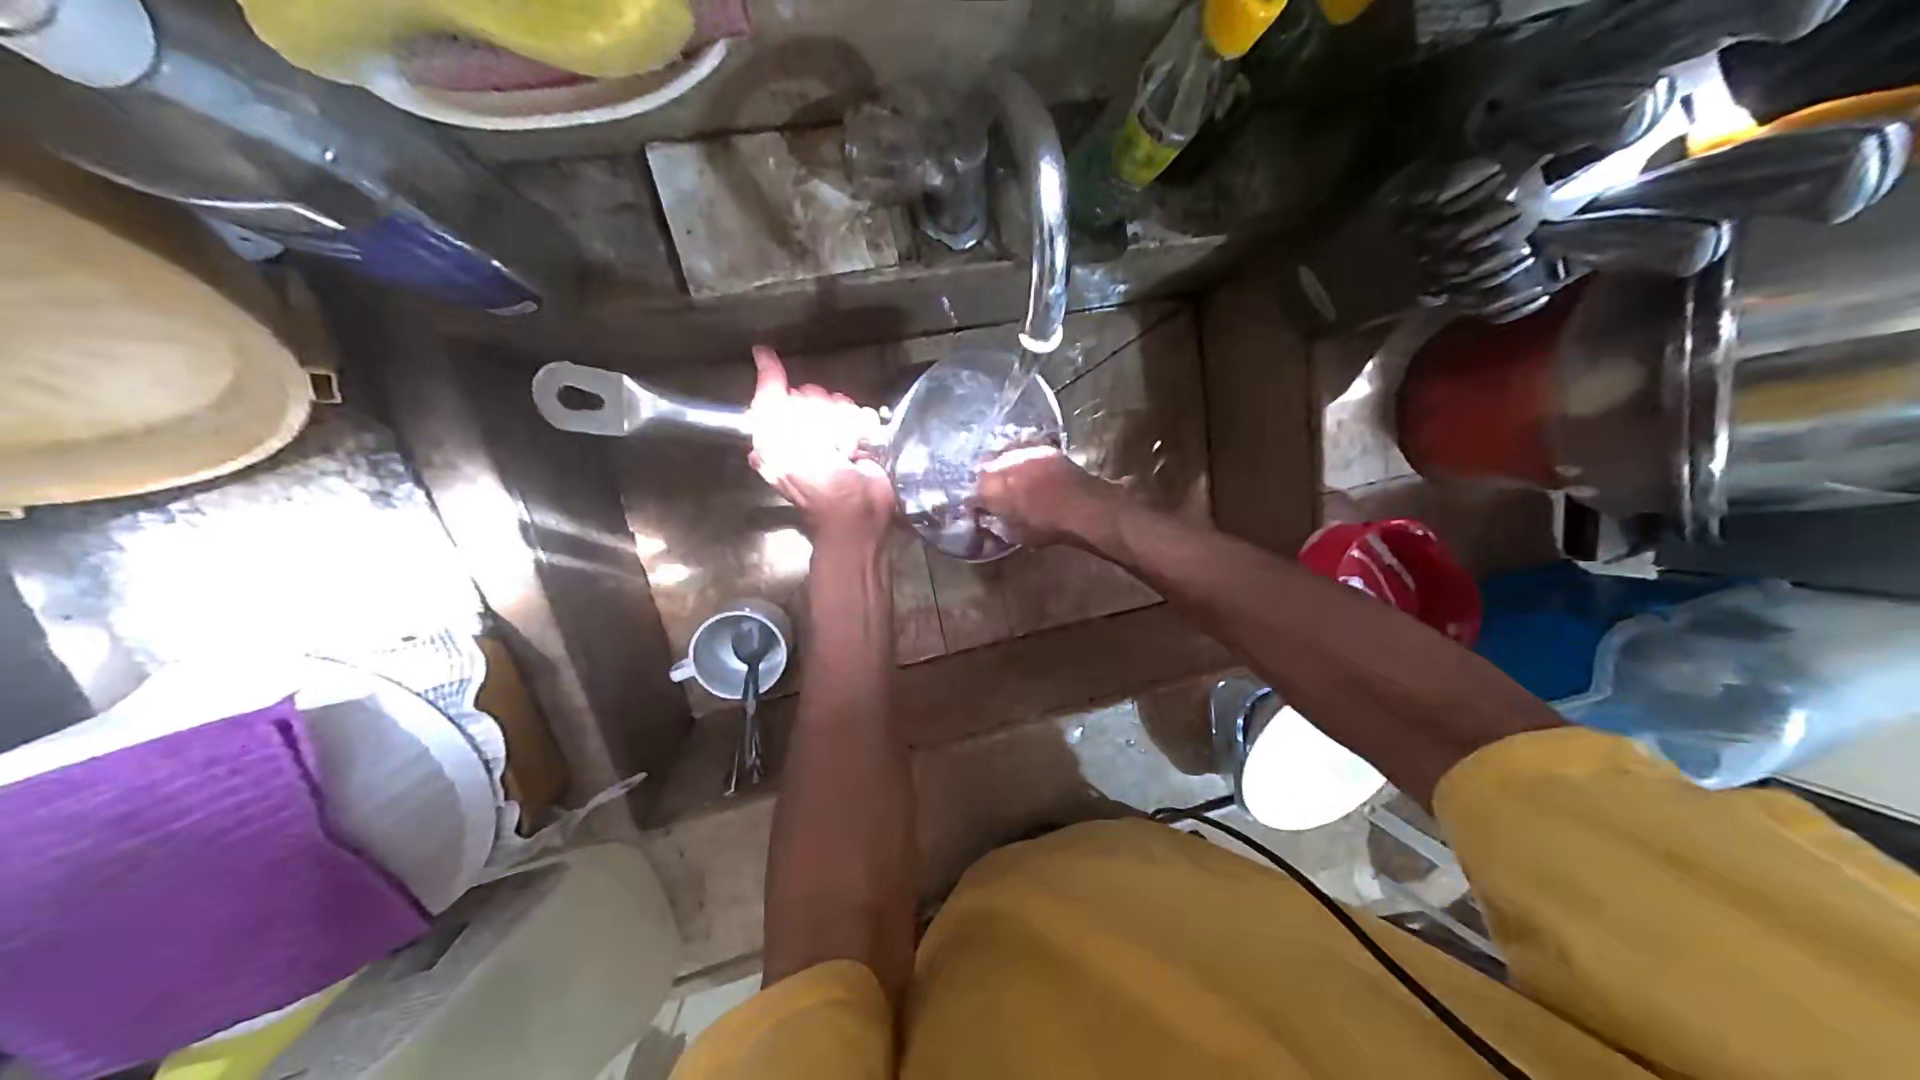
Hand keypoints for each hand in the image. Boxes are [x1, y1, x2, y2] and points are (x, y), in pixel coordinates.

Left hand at [748, 346, 893, 541]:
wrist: (855, 513)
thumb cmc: (815, 484)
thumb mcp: (779, 441)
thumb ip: (768, 398)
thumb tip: (761, 353)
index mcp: (773, 436)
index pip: (775, 395)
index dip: (780, 389)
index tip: (773, 363)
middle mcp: (799, 433)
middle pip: (808, 395)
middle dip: (818, 410)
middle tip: (824, 436)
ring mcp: (828, 437)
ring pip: (834, 402)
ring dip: (841, 419)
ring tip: (844, 444)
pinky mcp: (856, 440)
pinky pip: (857, 413)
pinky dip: (859, 424)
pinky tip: (857, 442)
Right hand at [975, 445, 1122, 547]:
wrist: (1083, 506)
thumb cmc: (1046, 526)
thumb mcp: (1015, 535)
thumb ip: (995, 525)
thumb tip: (988, 520)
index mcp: (988, 489)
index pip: (970, 496)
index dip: (973, 504)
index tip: (978, 510)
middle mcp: (999, 465)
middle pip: (982, 470)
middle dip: (983, 481)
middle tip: (991, 493)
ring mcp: (1021, 452)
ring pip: (1001, 455)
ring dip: (1001, 466)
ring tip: (1008, 476)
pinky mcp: (1040, 447)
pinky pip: (1022, 448)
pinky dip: (1020, 457)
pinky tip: (1026, 465)